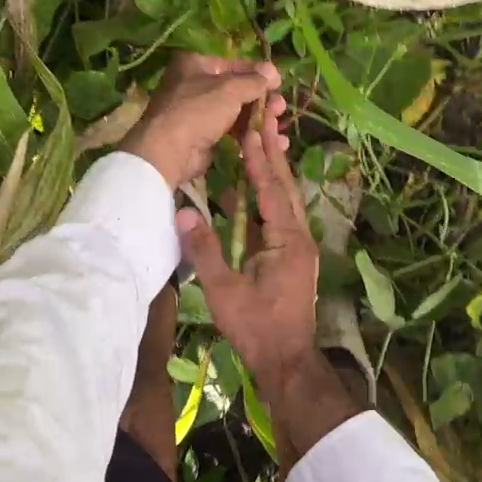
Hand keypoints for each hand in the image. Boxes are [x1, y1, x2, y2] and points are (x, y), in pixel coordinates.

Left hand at [119, 52, 284, 188]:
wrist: (170, 151)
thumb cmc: (198, 110)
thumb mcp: (230, 89)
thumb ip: (254, 80)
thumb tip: (273, 72)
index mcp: (194, 63)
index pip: (232, 63)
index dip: (257, 72)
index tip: (279, 82)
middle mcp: (194, 84)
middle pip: (235, 89)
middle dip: (261, 99)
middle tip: (281, 107)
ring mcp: (198, 112)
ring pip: (235, 111)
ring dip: (259, 118)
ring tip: (278, 126)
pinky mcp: (203, 135)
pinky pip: (231, 131)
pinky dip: (249, 134)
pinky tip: (270, 141)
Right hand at [174, 99, 316, 389]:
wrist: (287, 361)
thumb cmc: (256, 327)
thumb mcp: (224, 290)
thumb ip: (204, 249)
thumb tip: (183, 210)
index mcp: (288, 241)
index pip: (272, 189)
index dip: (260, 157)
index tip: (251, 127)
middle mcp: (299, 238)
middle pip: (285, 187)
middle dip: (272, 153)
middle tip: (261, 119)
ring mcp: (296, 249)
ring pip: (283, 201)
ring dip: (269, 172)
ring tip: (256, 142)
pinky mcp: (289, 259)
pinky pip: (276, 218)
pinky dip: (262, 198)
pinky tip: (245, 189)